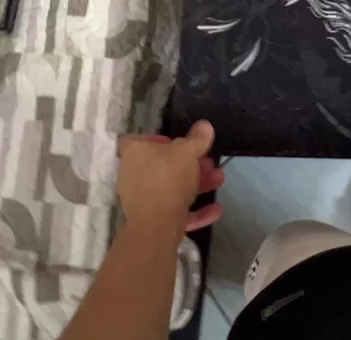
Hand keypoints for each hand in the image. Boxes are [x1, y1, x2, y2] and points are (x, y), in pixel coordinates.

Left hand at [117, 120, 225, 234]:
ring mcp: (141, 200)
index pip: (138, 141)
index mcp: (134, 153)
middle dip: (190, 165)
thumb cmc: (168, 177)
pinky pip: (174, 211)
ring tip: (218, 181)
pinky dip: (194, 210)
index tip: (177, 142)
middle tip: (209, 163)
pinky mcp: (151, 221)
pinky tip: (216, 210)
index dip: (157, 139)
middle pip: (163, 165)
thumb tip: (205, 125)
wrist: (157, 225)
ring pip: (171, 188)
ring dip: (196, 185)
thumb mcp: (188, 151)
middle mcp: (133, 175)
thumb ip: (198, 138)